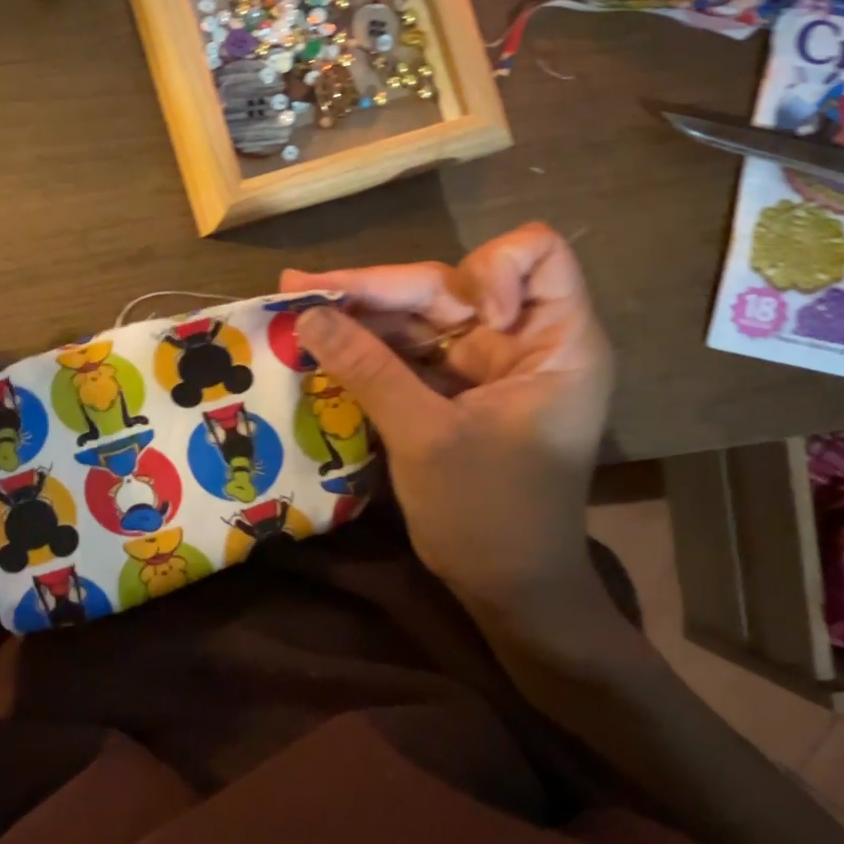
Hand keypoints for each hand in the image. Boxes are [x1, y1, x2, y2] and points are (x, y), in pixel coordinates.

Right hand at [282, 223, 613, 622]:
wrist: (507, 589)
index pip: (535, 255)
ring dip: (357, 312)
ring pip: (417, 314)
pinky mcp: (451, 386)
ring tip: (290, 307)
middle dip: (376, 287)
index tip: (453, 314)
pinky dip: (362, 344)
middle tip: (299, 289)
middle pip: (449, 283)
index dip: (486, 268)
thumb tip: (306, 313)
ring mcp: (482, 363)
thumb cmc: (489, 515)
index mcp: (553, 343)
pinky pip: (404, 348)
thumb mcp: (426, 437)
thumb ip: (368, 368)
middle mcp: (520, 339)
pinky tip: (315, 340)